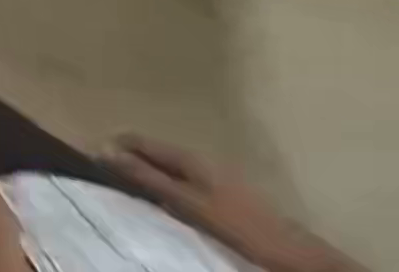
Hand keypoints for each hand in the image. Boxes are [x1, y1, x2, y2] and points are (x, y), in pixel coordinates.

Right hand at [102, 136, 365, 271]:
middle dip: (128, 164)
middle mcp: (198, 160)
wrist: (307, 263)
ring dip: (148, 180)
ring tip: (134, 201)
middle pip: (151, 154)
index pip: (135, 139)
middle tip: (109, 186)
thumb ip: (147, 177)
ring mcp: (216, 179)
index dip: (112, 148)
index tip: (91, 166)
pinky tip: (168, 213)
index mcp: (187, 156)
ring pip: (167, 171)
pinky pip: (183, 187)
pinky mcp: (227, 199)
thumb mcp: (190, 203)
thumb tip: (103, 149)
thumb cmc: (243, 229)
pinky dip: (168, 193)